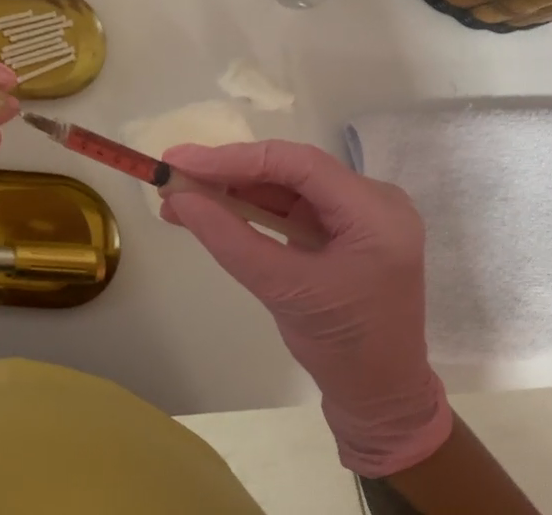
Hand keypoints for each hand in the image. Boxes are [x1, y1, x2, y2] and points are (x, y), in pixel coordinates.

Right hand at [158, 140, 451, 477]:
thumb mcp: (281, 289)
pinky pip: (284, 203)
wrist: (379, 393)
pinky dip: (244, 205)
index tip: (180, 163)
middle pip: (288, 168)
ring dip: (229, 188)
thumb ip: (228, 237)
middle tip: (172, 174)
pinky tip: (206, 209)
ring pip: (281, 183)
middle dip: (227, 171)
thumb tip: (176, 197)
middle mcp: (372, 201)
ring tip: (178, 195)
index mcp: (375, 213)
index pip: (297, 164)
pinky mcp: (336, 226)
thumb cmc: (342, 344)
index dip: (234, 158)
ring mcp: (355, 212)